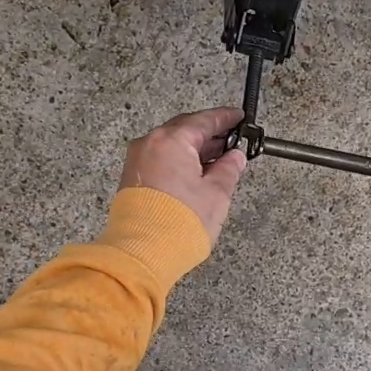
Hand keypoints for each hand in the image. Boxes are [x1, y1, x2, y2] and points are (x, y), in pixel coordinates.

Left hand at [118, 107, 249, 241]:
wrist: (143, 252)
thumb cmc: (178, 224)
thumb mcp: (216, 194)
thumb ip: (229, 169)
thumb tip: (235, 157)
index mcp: (172, 141)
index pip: (204, 120)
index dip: (225, 118)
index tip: (238, 118)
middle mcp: (150, 145)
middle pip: (184, 130)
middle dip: (209, 135)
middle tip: (231, 141)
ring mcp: (138, 161)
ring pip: (170, 145)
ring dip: (193, 150)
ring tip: (217, 161)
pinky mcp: (132, 179)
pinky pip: (159, 159)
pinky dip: (178, 161)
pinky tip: (194, 174)